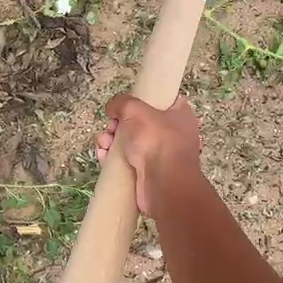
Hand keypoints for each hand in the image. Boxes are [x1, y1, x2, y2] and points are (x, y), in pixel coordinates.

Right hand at [94, 93, 202, 216]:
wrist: (163, 184)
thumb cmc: (156, 139)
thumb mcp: (135, 109)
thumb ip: (121, 102)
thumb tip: (113, 109)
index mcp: (179, 115)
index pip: (162, 100)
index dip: (142, 99)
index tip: (126, 104)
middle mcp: (172, 135)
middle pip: (138, 122)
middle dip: (117, 124)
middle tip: (111, 128)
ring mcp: (160, 156)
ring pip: (129, 142)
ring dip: (111, 141)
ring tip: (104, 144)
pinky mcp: (147, 174)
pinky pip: (125, 161)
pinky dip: (112, 158)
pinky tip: (103, 156)